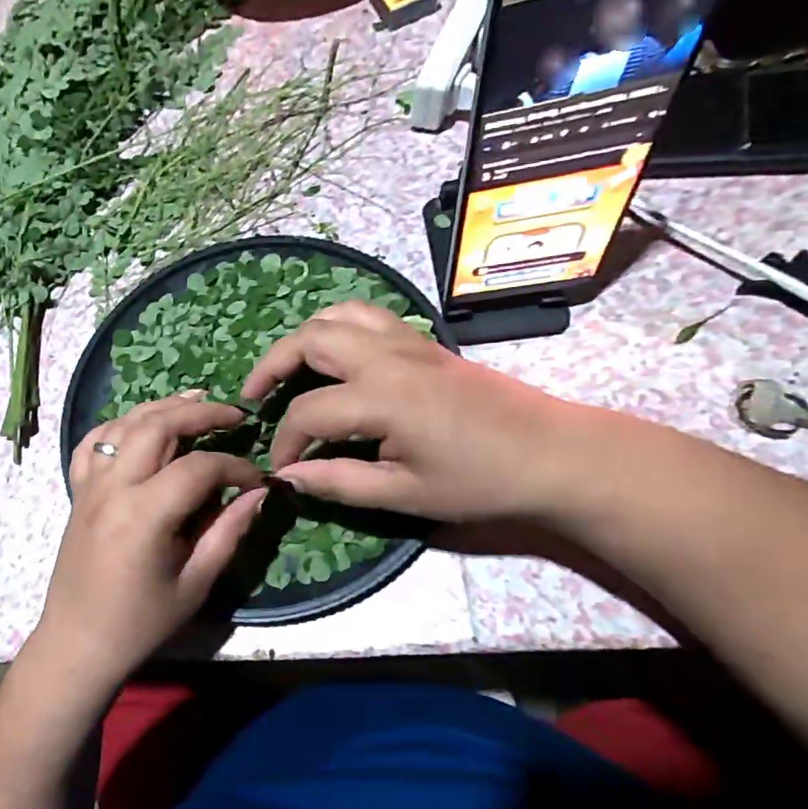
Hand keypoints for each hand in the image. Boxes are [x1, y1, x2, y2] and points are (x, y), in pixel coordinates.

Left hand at [35, 393, 267, 683]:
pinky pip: (94, 442)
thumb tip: (259, 493)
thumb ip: (228, 531)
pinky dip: (119, 425)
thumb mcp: (195, 583)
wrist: (78, 643)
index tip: (257, 480)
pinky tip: (141, 424)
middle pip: (157, 426)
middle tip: (234, 414)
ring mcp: (89, 486)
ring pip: (124, 425)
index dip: (234, 467)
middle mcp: (112, 489)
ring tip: (195, 398)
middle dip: (200, 413)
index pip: (198, 468)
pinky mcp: (78, 492)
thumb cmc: (141, 622)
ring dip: (162, 407)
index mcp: (143, 515)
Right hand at [241, 301, 600, 523]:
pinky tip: (340, 358)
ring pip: (340, 314)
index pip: (307, 413)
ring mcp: (409, 342)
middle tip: (256, 396)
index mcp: (380, 398)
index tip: (282, 470)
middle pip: (311, 339)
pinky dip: (340, 328)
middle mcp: (387, 357)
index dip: (284, 443)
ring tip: (291, 369)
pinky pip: (370, 316)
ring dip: (306, 336)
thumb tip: (287, 478)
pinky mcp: (426, 342)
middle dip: (273, 364)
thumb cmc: (479, 481)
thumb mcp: (405, 494)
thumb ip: (340, 483)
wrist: (551, 453)